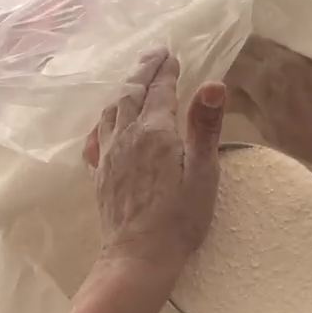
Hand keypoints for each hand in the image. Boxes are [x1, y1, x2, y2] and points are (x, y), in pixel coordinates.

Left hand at [85, 50, 226, 283]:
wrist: (138, 257)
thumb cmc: (179, 219)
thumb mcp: (203, 174)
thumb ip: (205, 127)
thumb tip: (213, 84)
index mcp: (155, 132)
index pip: (160, 91)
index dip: (167, 72)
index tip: (173, 56)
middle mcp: (126, 137)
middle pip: (131, 93)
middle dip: (143, 72)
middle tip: (154, 56)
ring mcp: (108, 155)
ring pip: (111, 111)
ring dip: (123, 91)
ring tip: (133, 83)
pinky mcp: (100, 174)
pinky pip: (97, 136)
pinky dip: (105, 120)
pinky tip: (106, 124)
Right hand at [224, 36, 311, 170]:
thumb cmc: (306, 139)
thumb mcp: (268, 128)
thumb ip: (246, 105)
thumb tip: (225, 95)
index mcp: (263, 77)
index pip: (231, 62)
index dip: (219, 68)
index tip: (213, 76)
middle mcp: (279, 58)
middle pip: (246, 44)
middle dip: (233, 53)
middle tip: (226, 67)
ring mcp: (297, 54)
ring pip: (265, 42)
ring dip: (252, 50)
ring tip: (245, 64)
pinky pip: (284, 46)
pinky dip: (271, 52)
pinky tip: (269, 64)